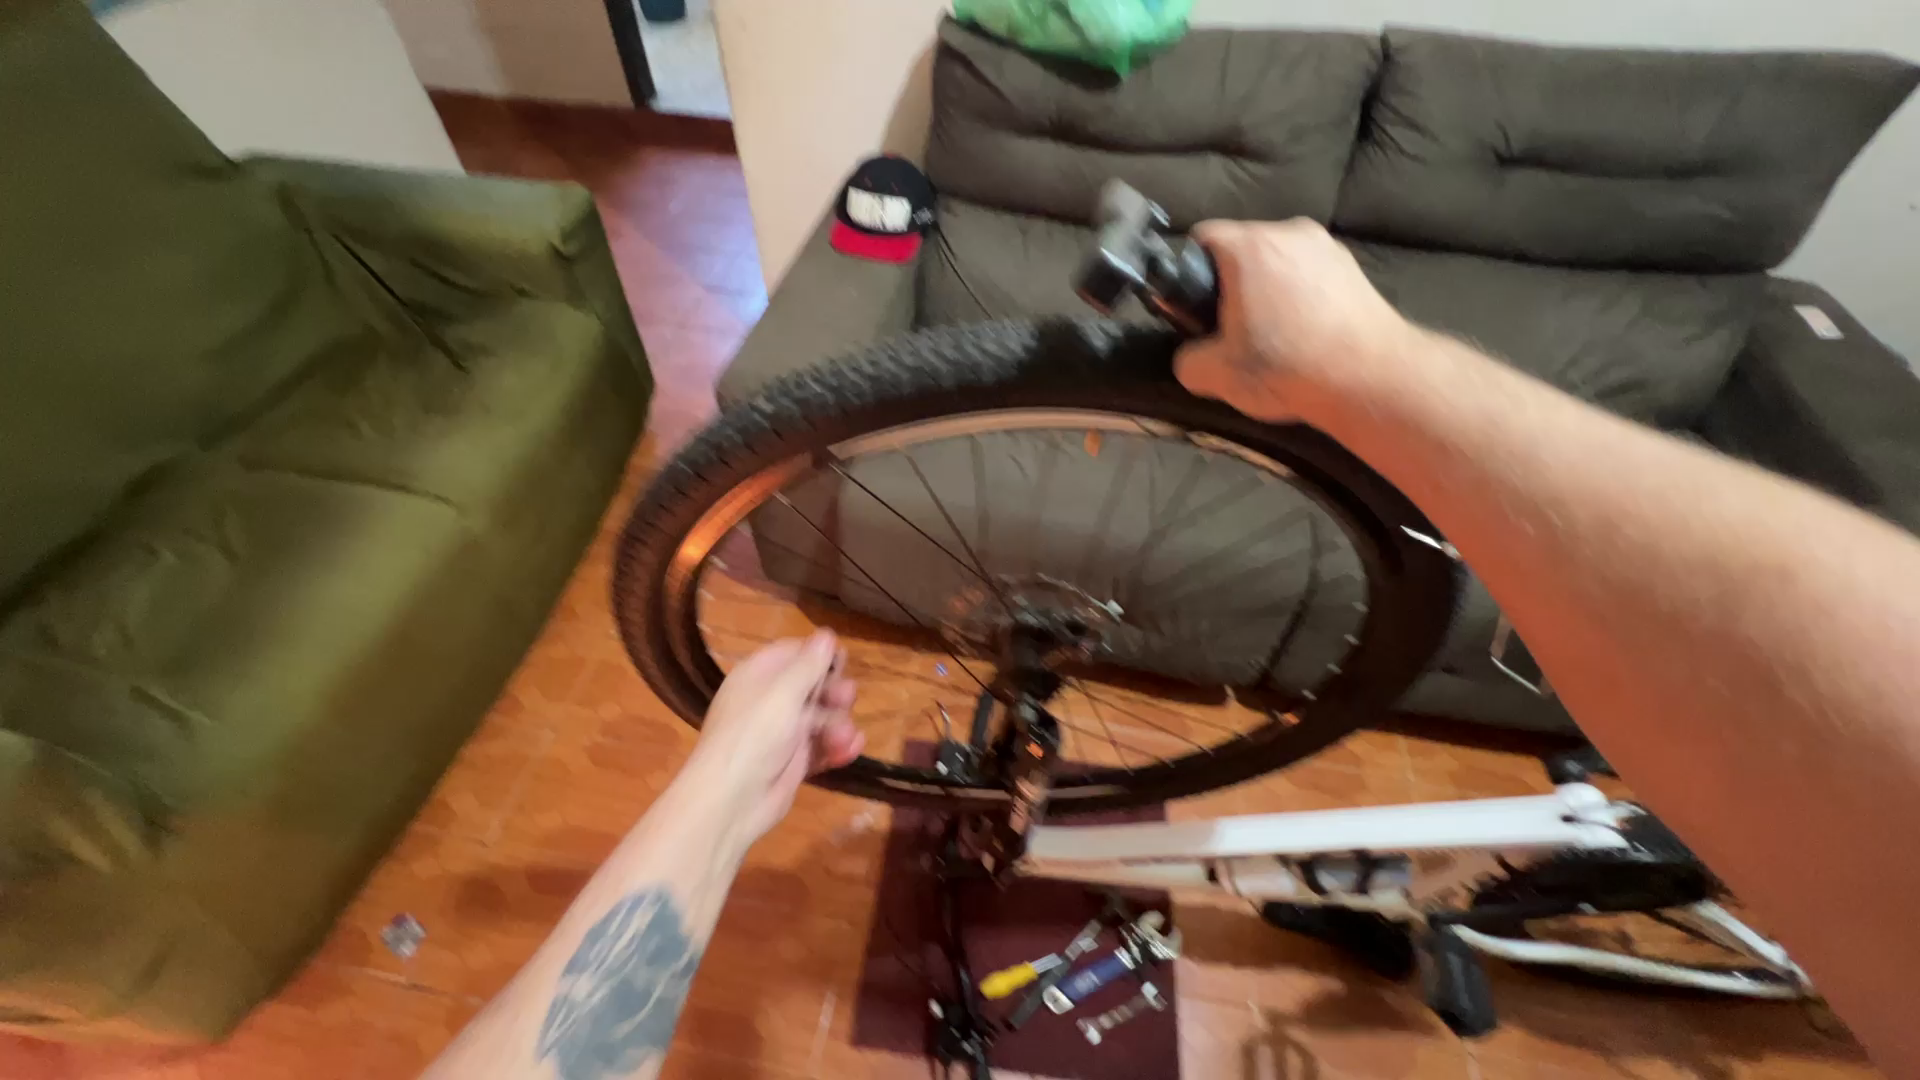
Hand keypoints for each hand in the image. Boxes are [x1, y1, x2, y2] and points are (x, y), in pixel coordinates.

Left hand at [686, 630, 864, 841]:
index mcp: (760, 675)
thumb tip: (827, 633)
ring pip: (824, 716)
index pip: (795, 652)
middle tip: (844, 699)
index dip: (819, 655)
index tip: (841, 661)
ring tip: (842, 738)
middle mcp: (772, 699)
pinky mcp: (795, 761)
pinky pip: (823, 746)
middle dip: (834, 691)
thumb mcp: (783, 693)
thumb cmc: (754, 735)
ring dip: (839, 724)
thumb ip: (810, 663)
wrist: (732, 801)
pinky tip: (849, 750)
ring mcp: (784, 732)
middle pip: (815, 684)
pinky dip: (837, 747)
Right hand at [1174, 218, 1412, 422]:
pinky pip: (1309, 274)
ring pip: (1278, 261)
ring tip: (1273, 335)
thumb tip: (1192, 355)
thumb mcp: (1214, 374)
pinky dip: (1299, 297)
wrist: (1369, 377)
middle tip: (1231, 329)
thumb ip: (1188, 359)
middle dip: (1230, 284)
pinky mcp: (1354, 267)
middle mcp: (1290, 232)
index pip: (1201, 238)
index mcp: (1250, 247)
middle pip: (1242, 248)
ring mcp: (1327, 247)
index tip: (1195, 307)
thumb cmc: (1284, 366)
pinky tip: (1304, 334)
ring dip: (1267, 290)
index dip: (1189, 272)